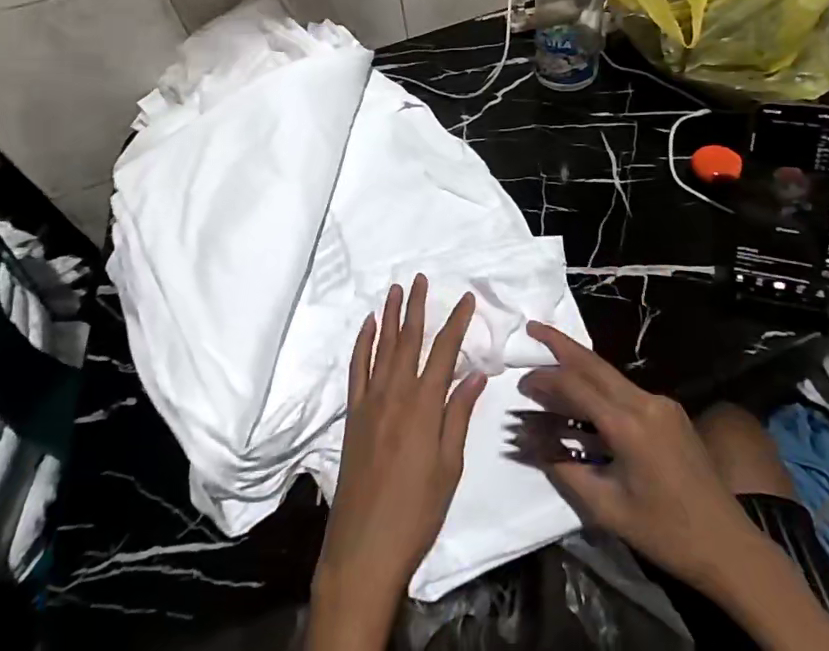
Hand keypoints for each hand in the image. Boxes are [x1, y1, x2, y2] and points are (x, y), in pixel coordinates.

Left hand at [308, 276, 486, 650]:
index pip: (445, 352)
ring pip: (381, 349)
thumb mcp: (449, 466)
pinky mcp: (352, 417)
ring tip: (396, 290)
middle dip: (417, 307)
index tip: (467, 298)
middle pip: (408, 340)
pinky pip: (357, 371)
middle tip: (421, 279)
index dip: (457, 322)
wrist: (364, 548)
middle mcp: (395, 396)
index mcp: (424, 407)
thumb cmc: (417, 512)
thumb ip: (459, 415)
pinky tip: (367, 328)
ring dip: (389, 317)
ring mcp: (369, 404)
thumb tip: (475, 374)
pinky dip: (362, 345)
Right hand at [520, 323, 828, 650]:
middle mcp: (647, 403)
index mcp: (629, 425)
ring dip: (581, 367)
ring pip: (612, 376)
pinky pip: (626, 392)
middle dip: (563, 345)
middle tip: (534, 328)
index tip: (521, 380)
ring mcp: (663, 405)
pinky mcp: (671, 414)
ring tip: (551, 362)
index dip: (546, 379)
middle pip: (596, 365)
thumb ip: (565, 469)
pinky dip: (600, 388)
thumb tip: (530, 444)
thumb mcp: (606, 507)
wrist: (726, 543)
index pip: (578, 386)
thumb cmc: (664, 531)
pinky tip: (585, 398)